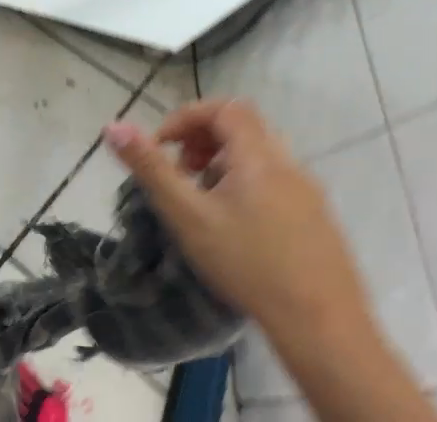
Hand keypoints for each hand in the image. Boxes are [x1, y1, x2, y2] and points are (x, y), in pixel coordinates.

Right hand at [103, 100, 370, 340]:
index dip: (187, 116)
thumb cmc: (248, 264)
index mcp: (262, 161)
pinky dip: (244, 182)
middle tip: (180, 168)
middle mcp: (292, 169)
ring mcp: (311, 196)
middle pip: (245, 127)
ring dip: (222, 160)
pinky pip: (276, 180)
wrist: (324, 327)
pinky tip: (232, 222)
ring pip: (261, 155)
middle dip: (202, 138)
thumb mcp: (185, 213)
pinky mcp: (319, 221)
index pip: (227, 108)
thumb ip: (148, 166)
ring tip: (200, 196)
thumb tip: (113, 126)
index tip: (163, 147)